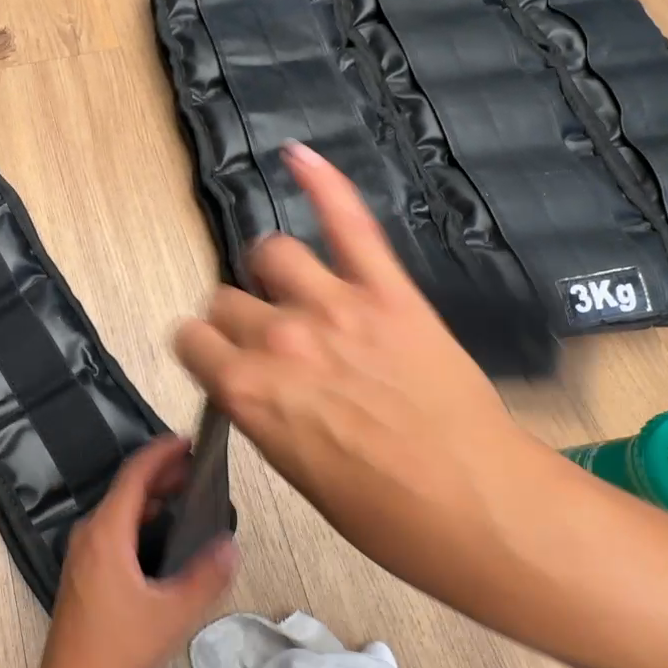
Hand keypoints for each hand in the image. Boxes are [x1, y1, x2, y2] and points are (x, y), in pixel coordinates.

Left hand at [24, 435, 237, 667]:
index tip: (187, 440)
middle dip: (161, 473)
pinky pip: (113, 529)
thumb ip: (205, 577)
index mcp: (105, 531)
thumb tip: (230, 545)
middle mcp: (89, 533)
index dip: (161, 453)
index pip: (134, 474)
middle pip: (126, 489)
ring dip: (151, 497)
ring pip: (119, 510)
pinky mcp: (84, 572)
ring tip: (186, 495)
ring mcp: (82, 552)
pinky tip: (162, 534)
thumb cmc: (118, 648)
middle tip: (196, 466)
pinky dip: (140, 519)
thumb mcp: (171, 614)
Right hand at [173, 140, 557, 597]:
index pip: (189, 338)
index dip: (203, 349)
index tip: (218, 358)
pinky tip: (299, 155)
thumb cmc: (382, 512)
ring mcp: (333, 306)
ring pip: (271, 253)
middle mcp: (277, 338)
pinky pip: (348, 223)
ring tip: (292, 286)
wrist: (478, 510)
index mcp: (246, 390)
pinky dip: (323, 184)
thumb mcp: (290, 467)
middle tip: (268, 342)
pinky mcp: (385, 291)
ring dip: (272, 270)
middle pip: (224, 298)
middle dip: (236, 318)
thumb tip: (248, 377)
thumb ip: (258, 406)